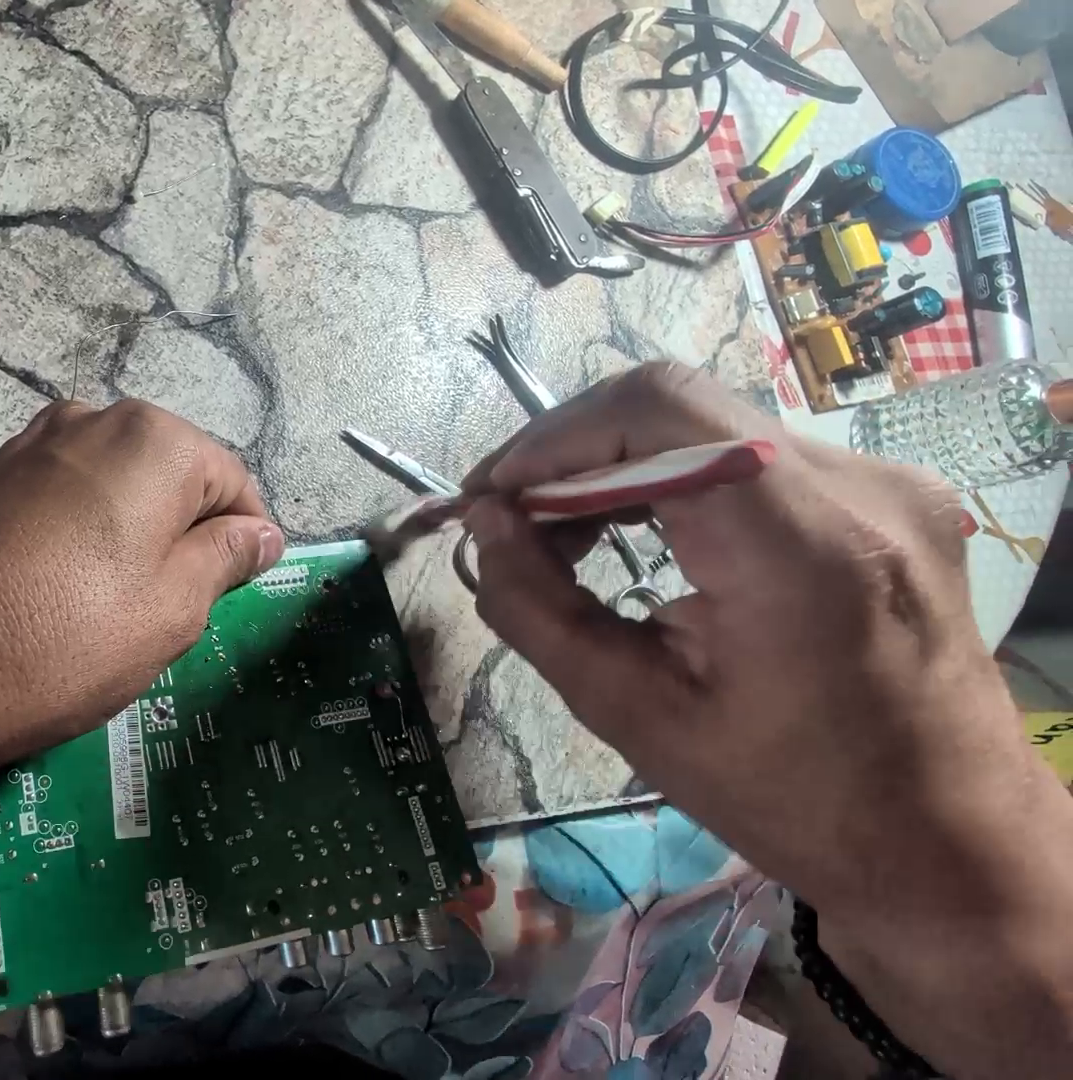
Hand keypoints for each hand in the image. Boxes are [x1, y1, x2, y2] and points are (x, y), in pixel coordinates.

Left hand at [0, 399, 283, 789]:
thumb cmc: (61, 641)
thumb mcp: (170, 610)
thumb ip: (225, 557)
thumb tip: (261, 531)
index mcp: (151, 439)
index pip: (231, 479)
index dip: (245, 538)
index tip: (236, 593)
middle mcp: (89, 419)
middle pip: (169, 476)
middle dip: (183, 534)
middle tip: (171, 610)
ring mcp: (27, 445)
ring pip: (113, 487)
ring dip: (129, 536)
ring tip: (109, 606)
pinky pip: (60, 498)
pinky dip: (78, 535)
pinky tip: (57, 590)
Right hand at [459, 364, 1072, 1076]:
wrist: (951, 843)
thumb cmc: (786, 797)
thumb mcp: (628, 711)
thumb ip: (536, 607)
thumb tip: (483, 522)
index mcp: (801, 549)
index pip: (655, 417)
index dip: (549, 442)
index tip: (486, 499)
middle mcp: (856, 488)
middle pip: (670, 404)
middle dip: (563, 451)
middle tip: (503, 517)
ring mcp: (878, 483)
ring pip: (694, 421)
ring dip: (599, 465)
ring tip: (547, 534)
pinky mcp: (873, 496)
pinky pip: (729, 452)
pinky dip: (648, 478)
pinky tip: (612, 529)